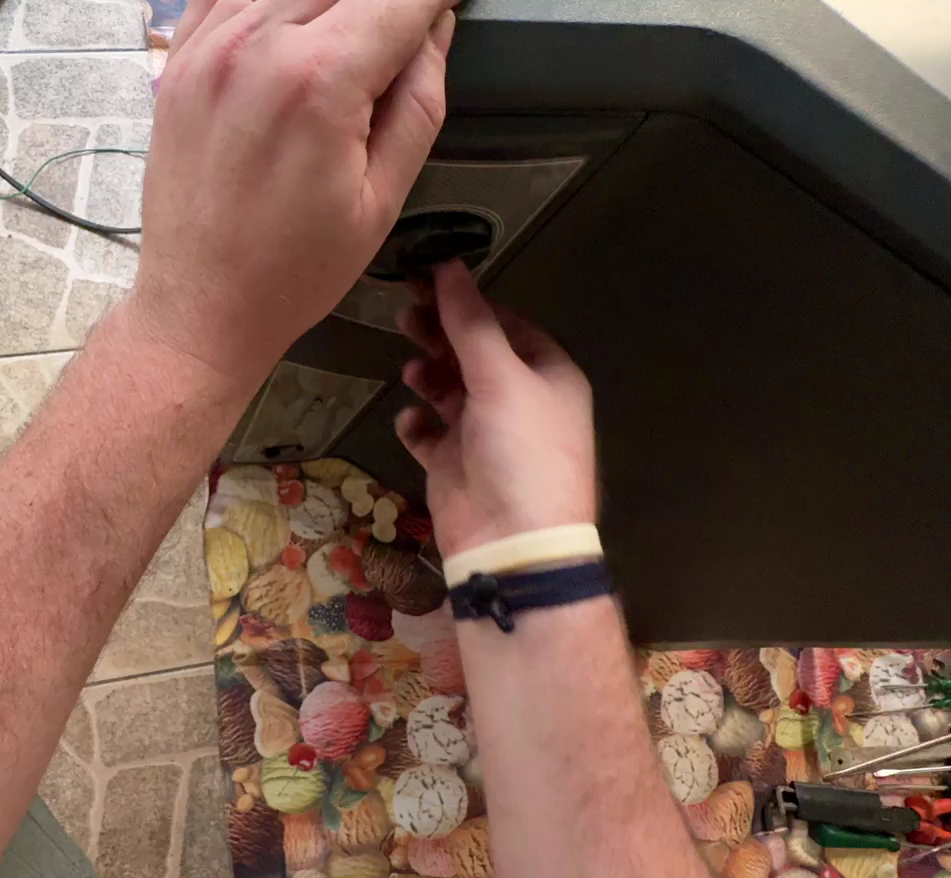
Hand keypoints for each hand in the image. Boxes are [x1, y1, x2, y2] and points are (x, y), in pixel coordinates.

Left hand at [124, 0, 457, 388]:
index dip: (432, 0)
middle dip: (382, 11)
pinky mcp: (180, 66)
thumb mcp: (379, 206)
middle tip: (393, 49)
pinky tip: (288, 38)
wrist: (202, 309)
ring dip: (328, 8)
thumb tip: (434, 35)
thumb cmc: (287, 275)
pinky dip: (268, 5)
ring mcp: (210, 50)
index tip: (442, 8)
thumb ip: (418, 108)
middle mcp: (258, 46)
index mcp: (319, 82)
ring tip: (341, 64)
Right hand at [395, 261, 596, 555]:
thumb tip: (449, 266)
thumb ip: (471, 323)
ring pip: (449, 391)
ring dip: (428, 376)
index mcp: (545, 374)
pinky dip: (417, 425)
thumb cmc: (520, 449)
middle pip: (473, 354)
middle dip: (440, 334)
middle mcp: (517, 401)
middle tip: (404, 311)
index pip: (505, 324)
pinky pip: (429, 434)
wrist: (511, 538)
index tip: (427, 279)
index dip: (467, 302)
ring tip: (410, 369)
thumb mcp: (502, 377)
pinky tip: (410, 421)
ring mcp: (484, 434)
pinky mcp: (454, 464)